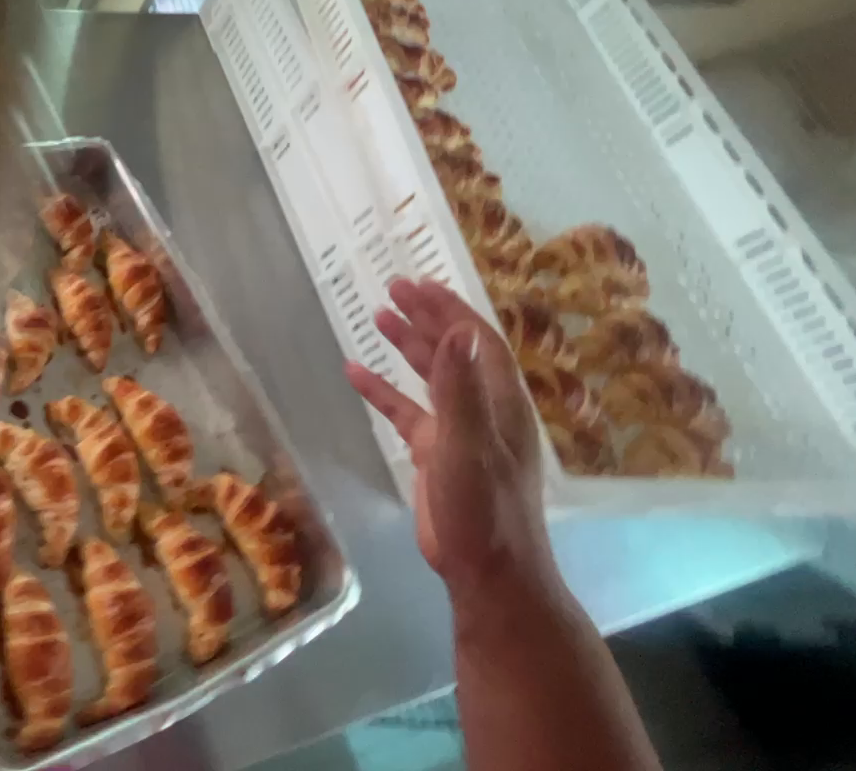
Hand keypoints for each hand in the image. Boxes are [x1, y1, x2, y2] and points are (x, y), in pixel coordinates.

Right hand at [345, 278, 556, 596]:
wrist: (486, 571)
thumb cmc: (482, 509)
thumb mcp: (468, 446)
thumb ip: (460, 390)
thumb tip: (458, 332)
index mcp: (499, 403)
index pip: (475, 342)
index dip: (449, 310)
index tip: (419, 284)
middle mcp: (482, 409)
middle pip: (453, 351)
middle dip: (427, 317)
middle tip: (395, 288)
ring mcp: (457, 431)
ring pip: (429, 377)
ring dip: (407, 345)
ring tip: (379, 316)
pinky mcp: (434, 453)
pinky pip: (404, 410)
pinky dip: (382, 390)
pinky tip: (356, 372)